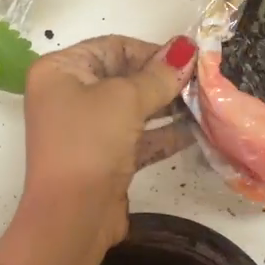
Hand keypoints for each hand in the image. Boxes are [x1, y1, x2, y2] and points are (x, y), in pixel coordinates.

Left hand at [19, 34, 196, 249]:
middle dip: (163, 80)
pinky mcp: (103, 160)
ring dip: (168, 107)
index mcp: (60, 71)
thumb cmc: (90, 144)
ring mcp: (86, 131)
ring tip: (205, 104)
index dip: (152, 51)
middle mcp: (68, 97)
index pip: (112, 47)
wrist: (73, 216)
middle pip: (124, 77)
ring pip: (133, 111)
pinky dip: (163, 135)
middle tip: (202, 81)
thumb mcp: (126, 100)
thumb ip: (159, 75)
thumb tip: (186, 49)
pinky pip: (136, 139)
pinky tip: (195, 131)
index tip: (190, 58)